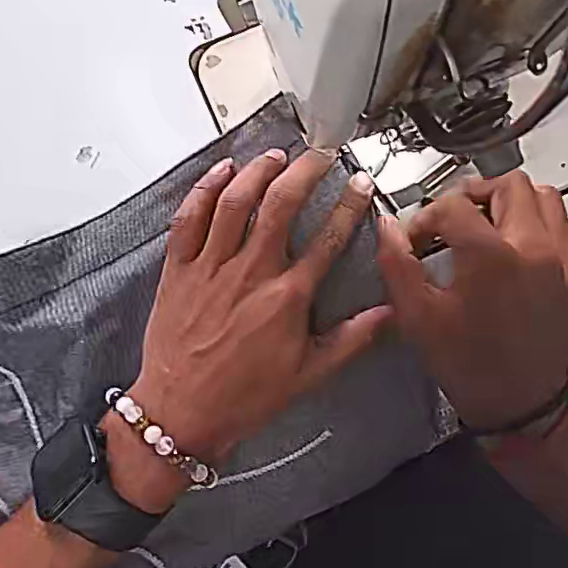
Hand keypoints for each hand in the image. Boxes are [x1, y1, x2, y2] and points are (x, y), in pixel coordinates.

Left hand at [116, 148, 391, 495]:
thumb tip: (388, 316)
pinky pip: (189, 218)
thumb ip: (351, 340)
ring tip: (276, 156)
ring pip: (235, 201)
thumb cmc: (242, 397)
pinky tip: (220, 172)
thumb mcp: (308, 374)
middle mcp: (250, 273)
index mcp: (286, 298)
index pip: (328, 238)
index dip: (349, 206)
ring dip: (258, 171)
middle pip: (281, 204)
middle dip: (305, 170)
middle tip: (319, 154)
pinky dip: (205, 189)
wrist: (182, 413)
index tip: (359, 185)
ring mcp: (211, 267)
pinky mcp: (180, 270)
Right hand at [375, 171, 567, 429]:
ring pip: (544, 195)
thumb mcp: (417, 318)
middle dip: (470, 196)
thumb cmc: (474, 368)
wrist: (519, 404)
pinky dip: (540, 220)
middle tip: (450, 218)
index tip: (417, 239)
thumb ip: (397, 265)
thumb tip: (387, 231)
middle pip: (506, 185)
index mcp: (490, 257)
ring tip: (485, 221)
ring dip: (510, 200)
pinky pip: (564, 225)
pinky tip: (518, 239)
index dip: (425, 219)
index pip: (452, 205)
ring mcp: (557, 260)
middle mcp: (531, 250)